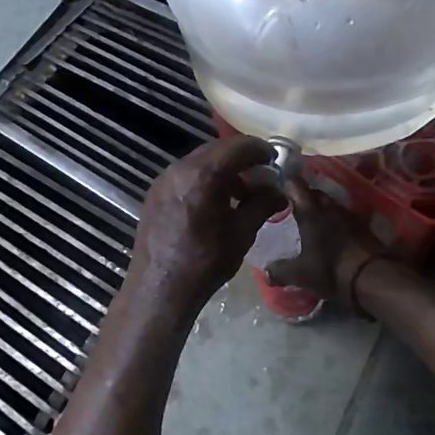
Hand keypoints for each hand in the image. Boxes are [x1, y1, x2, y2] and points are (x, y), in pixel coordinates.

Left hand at [126, 137, 285, 317]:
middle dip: (241, 158)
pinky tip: (214, 202)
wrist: (160, 288)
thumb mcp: (242, 232)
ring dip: (222, 169)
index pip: (238, 146)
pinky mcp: (155, 192)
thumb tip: (279, 191)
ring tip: (239, 193)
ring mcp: (164, 179)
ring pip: (200, 161)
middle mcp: (180, 168)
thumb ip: (262, 204)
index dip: (260, 149)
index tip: (275, 160)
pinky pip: (185, 175)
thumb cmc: (205, 261)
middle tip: (261, 174)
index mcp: (203, 174)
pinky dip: (204, 179)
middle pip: (217, 150)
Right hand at [264, 178, 386, 308]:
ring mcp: (350, 216)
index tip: (278, 188)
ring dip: (322, 211)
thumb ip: (281, 271)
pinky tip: (332, 236)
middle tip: (294, 208)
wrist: (374, 277)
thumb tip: (266, 273)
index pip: (295, 186)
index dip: (287, 184)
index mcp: (310, 212)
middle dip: (305, 197)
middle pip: (315, 193)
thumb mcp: (301, 274)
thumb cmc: (331, 269)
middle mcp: (330, 207)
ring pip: (331, 205)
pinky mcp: (364, 227)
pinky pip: (344, 219)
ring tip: (312, 222)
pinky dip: (336, 223)